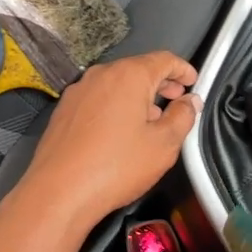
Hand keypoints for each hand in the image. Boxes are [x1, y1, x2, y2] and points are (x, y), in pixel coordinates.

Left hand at [17, 51, 199, 228]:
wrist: (58, 192)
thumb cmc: (116, 167)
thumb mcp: (163, 145)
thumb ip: (183, 117)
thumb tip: (190, 102)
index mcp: (129, 75)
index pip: (164, 59)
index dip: (183, 69)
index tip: (193, 81)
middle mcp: (101, 75)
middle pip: (138, 69)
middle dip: (161, 83)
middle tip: (177, 99)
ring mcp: (79, 91)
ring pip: (116, 84)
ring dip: (137, 96)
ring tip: (151, 120)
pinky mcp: (64, 110)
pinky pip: (98, 98)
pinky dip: (115, 105)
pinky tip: (120, 131)